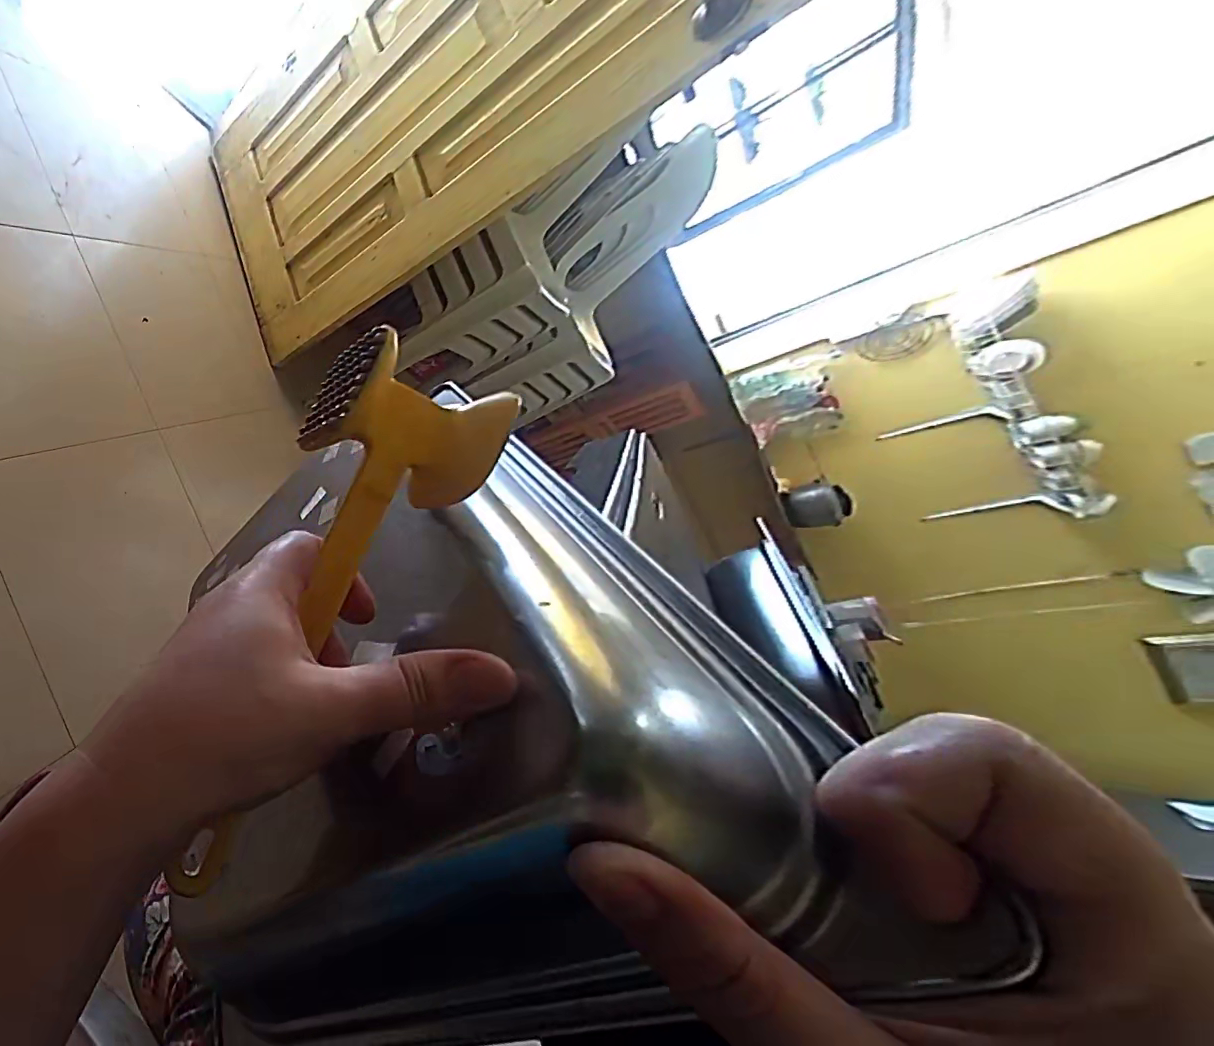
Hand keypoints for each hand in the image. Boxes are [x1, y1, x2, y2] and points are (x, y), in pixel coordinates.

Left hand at [77, 530, 516, 835]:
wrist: (130, 788)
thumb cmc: (233, 729)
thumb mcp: (331, 708)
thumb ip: (411, 690)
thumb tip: (498, 673)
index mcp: (260, 588)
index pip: (311, 546)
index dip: (348, 572)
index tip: (368, 621)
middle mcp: (226, 603)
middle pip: (293, 592)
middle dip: (332, 633)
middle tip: (347, 680)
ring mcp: (201, 645)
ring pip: (270, 636)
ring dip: (305, 665)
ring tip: (318, 716)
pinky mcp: (188, 683)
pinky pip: (245, 668)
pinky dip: (275, 688)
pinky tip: (275, 738)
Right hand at [570, 714, 1213, 1045]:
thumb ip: (739, 976)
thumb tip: (600, 864)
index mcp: (1132, 930)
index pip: (996, 761)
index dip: (904, 796)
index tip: (895, 898)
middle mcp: (1073, 876)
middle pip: (918, 754)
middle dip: (833, 812)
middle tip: (816, 896)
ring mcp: (1009, 879)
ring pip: (876, 781)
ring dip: (808, 830)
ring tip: (803, 907)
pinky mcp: (954, 889)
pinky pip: (865, 821)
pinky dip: (807, 845)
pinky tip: (803, 905)